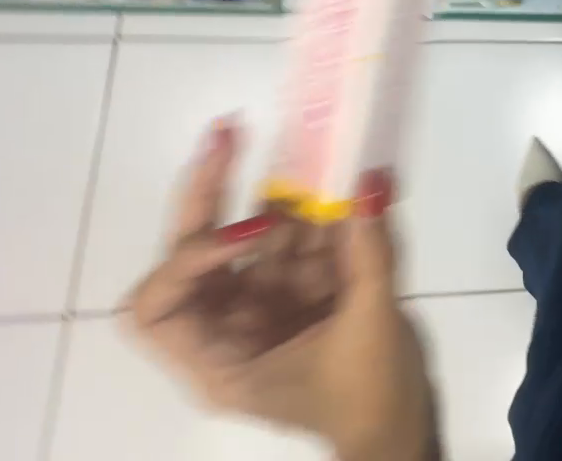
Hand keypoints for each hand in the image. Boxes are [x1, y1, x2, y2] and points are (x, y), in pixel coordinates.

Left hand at [125, 120, 434, 460]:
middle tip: (229, 131)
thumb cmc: (367, 398)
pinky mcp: (313, 287)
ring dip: (287, 188)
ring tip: (315, 136)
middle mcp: (231, 325)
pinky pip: (314, 239)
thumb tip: (372, 178)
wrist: (402, 430)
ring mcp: (272, 302)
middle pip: (196, 253)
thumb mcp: (367, 328)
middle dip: (209, 190)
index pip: (160, 306)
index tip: (259, 230)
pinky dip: (334, 207)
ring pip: (262, 235)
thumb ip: (370, 251)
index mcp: (217, 360)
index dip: (194, 258)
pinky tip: (355, 173)